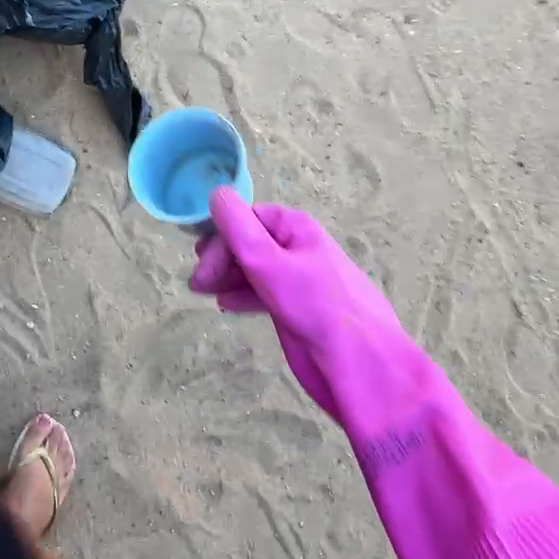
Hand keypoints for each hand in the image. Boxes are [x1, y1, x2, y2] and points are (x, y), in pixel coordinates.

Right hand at [188, 188, 404, 418]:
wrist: (361, 365)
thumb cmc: (316, 307)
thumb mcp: (272, 265)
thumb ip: (241, 230)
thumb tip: (217, 193)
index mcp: (297, 229)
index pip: (248, 218)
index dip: (222, 237)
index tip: (202, 263)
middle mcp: (296, 248)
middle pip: (248, 242)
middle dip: (221, 258)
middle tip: (198, 284)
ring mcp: (297, 279)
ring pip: (253, 269)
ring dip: (227, 276)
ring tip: (206, 293)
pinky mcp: (295, 308)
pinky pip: (262, 292)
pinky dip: (242, 295)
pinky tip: (227, 305)